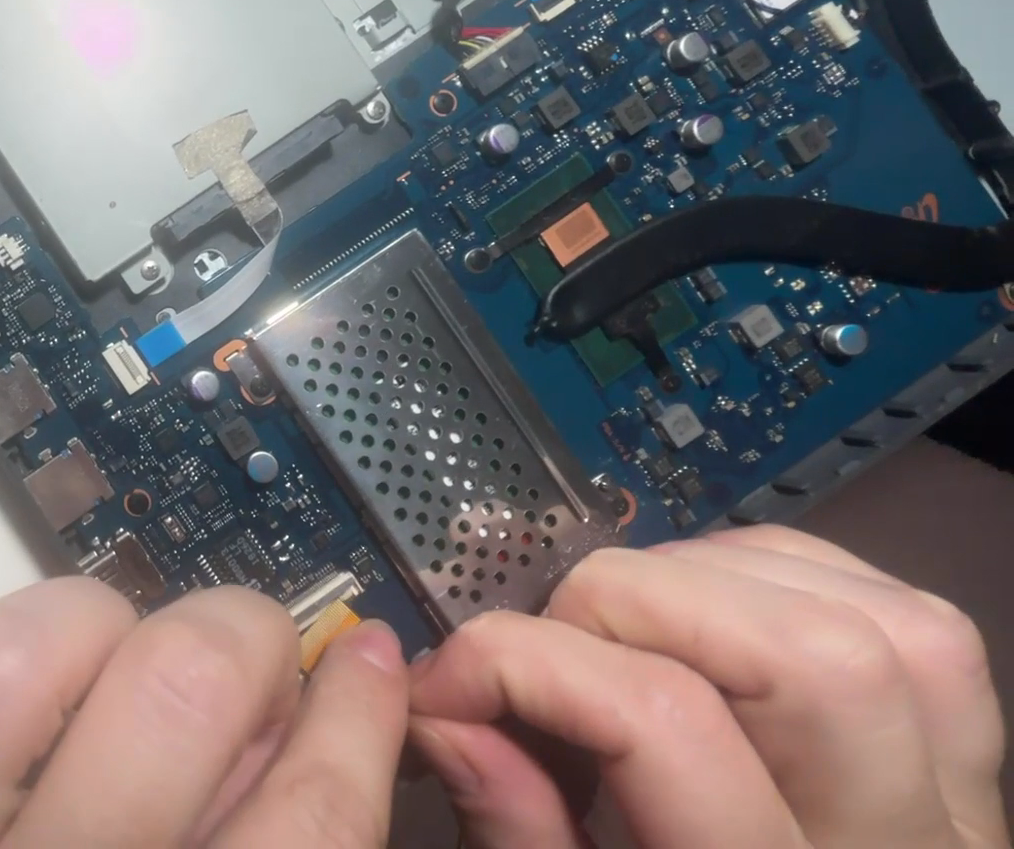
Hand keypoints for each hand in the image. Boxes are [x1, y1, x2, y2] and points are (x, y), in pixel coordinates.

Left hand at [0, 578, 409, 847]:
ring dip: (93, 629)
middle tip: (242, 658)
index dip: (352, 726)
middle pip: (165, 699)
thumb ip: (264, 834)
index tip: (365, 659)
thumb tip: (325, 698)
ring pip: (16, 653)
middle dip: (236, 642)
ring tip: (109, 670)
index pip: (303, 830)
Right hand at [409, 525, 1008, 847]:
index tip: (443, 680)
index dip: (515, 661)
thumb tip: (443, 712)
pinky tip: (697, 614)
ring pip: (875, 622)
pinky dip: (769, 579)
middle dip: (621, 603)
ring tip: (617, 626)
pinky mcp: (972, 763)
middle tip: (545, 647)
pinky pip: (898, 609)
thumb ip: (511, 824)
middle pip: (803, 653)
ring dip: (705, 581)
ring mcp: (965, 805)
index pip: (662, 720)